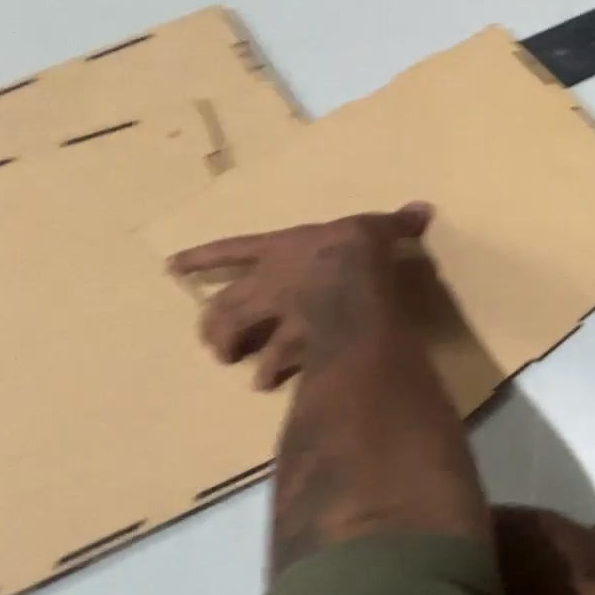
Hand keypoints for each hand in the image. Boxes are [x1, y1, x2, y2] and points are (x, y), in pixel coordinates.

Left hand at [168, 203, 433, 389]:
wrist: (354, 287)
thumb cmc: (356, 251)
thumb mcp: (376, 228)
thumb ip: (394, 223)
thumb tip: (423, 208)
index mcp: (278, 251)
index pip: (230, 251)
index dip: (203, 259)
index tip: (171, 268)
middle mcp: (268, 286)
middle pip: (225, 305)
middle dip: (213, 323)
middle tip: (211, 340)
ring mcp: (279, 318)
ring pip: (242, 337)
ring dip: (233, 351)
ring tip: (229, 363)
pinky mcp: (296, 345)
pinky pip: (278, 364)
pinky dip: (272, 375)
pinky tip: (270, 385)